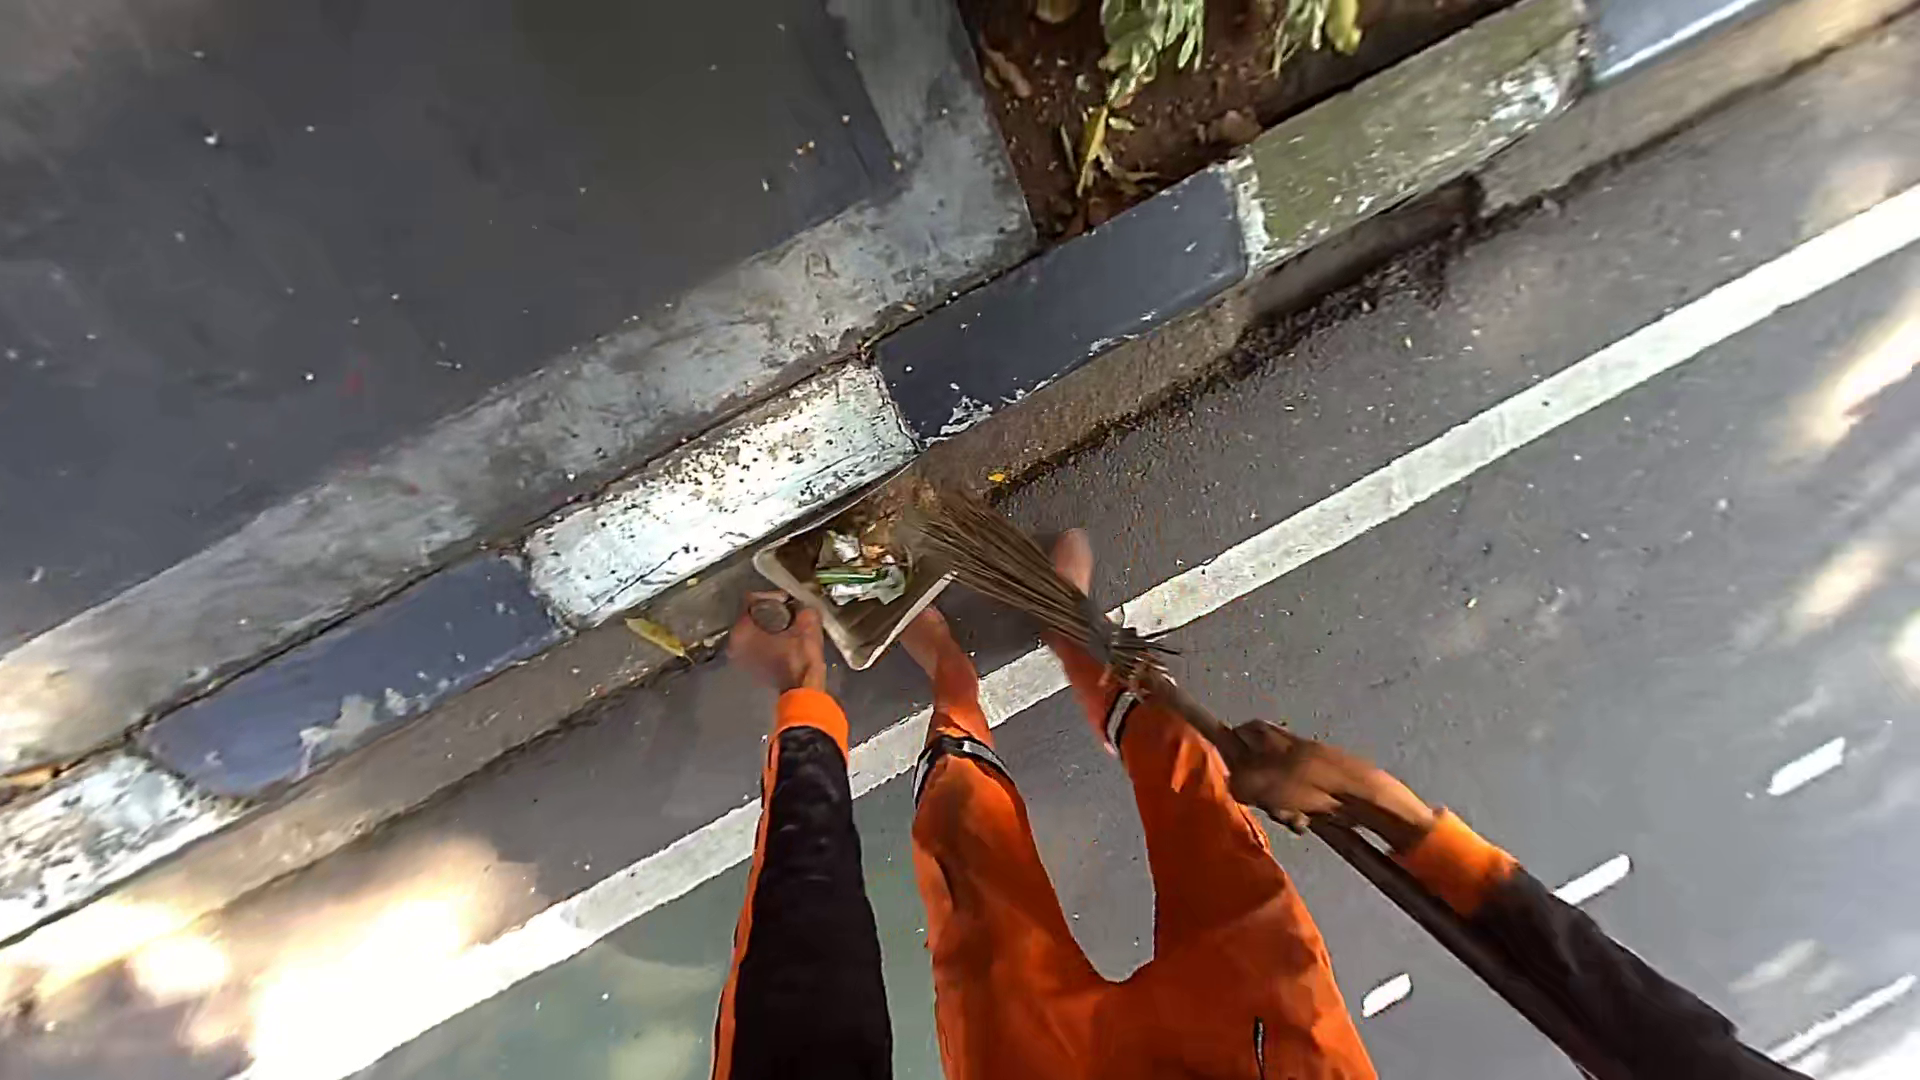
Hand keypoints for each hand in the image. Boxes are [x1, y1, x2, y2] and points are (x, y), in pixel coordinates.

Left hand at [727, 592, 826, 692]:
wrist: (804, 690)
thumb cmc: (801, 657)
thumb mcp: (808, 624)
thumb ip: (804, 607)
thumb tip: (802, 601)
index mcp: (741, 631)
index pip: (752, 600)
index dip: (772, 596)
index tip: (787, 600)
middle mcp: (733, 643)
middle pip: (751, 614)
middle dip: (770, 610)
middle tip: (788, 609)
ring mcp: (738, 657)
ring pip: (753, 629)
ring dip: (768, 624)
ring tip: (788, 622)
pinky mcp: (748, 665)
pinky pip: (755, 642)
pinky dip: (767, 637)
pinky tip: (783, 637)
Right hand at [1224, 722, 1436, 851]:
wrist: (1357, 794)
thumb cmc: (1302, 781)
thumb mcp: (1254, 782)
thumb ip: (1233, 782)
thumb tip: (1232, 786)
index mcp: (1258, 730)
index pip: (1228, 744)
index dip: (1232, 768)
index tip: (1239, 784)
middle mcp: (1275, 741)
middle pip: (1250, 771)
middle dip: (1259, 794)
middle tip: (1269, 804)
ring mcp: (1296, 761)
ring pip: (1272, 789)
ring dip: (1279, 807)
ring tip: (1292, 815)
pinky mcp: (1313, 781)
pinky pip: (1293, 798)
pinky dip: (1297, 811)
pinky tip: (1306, 819)